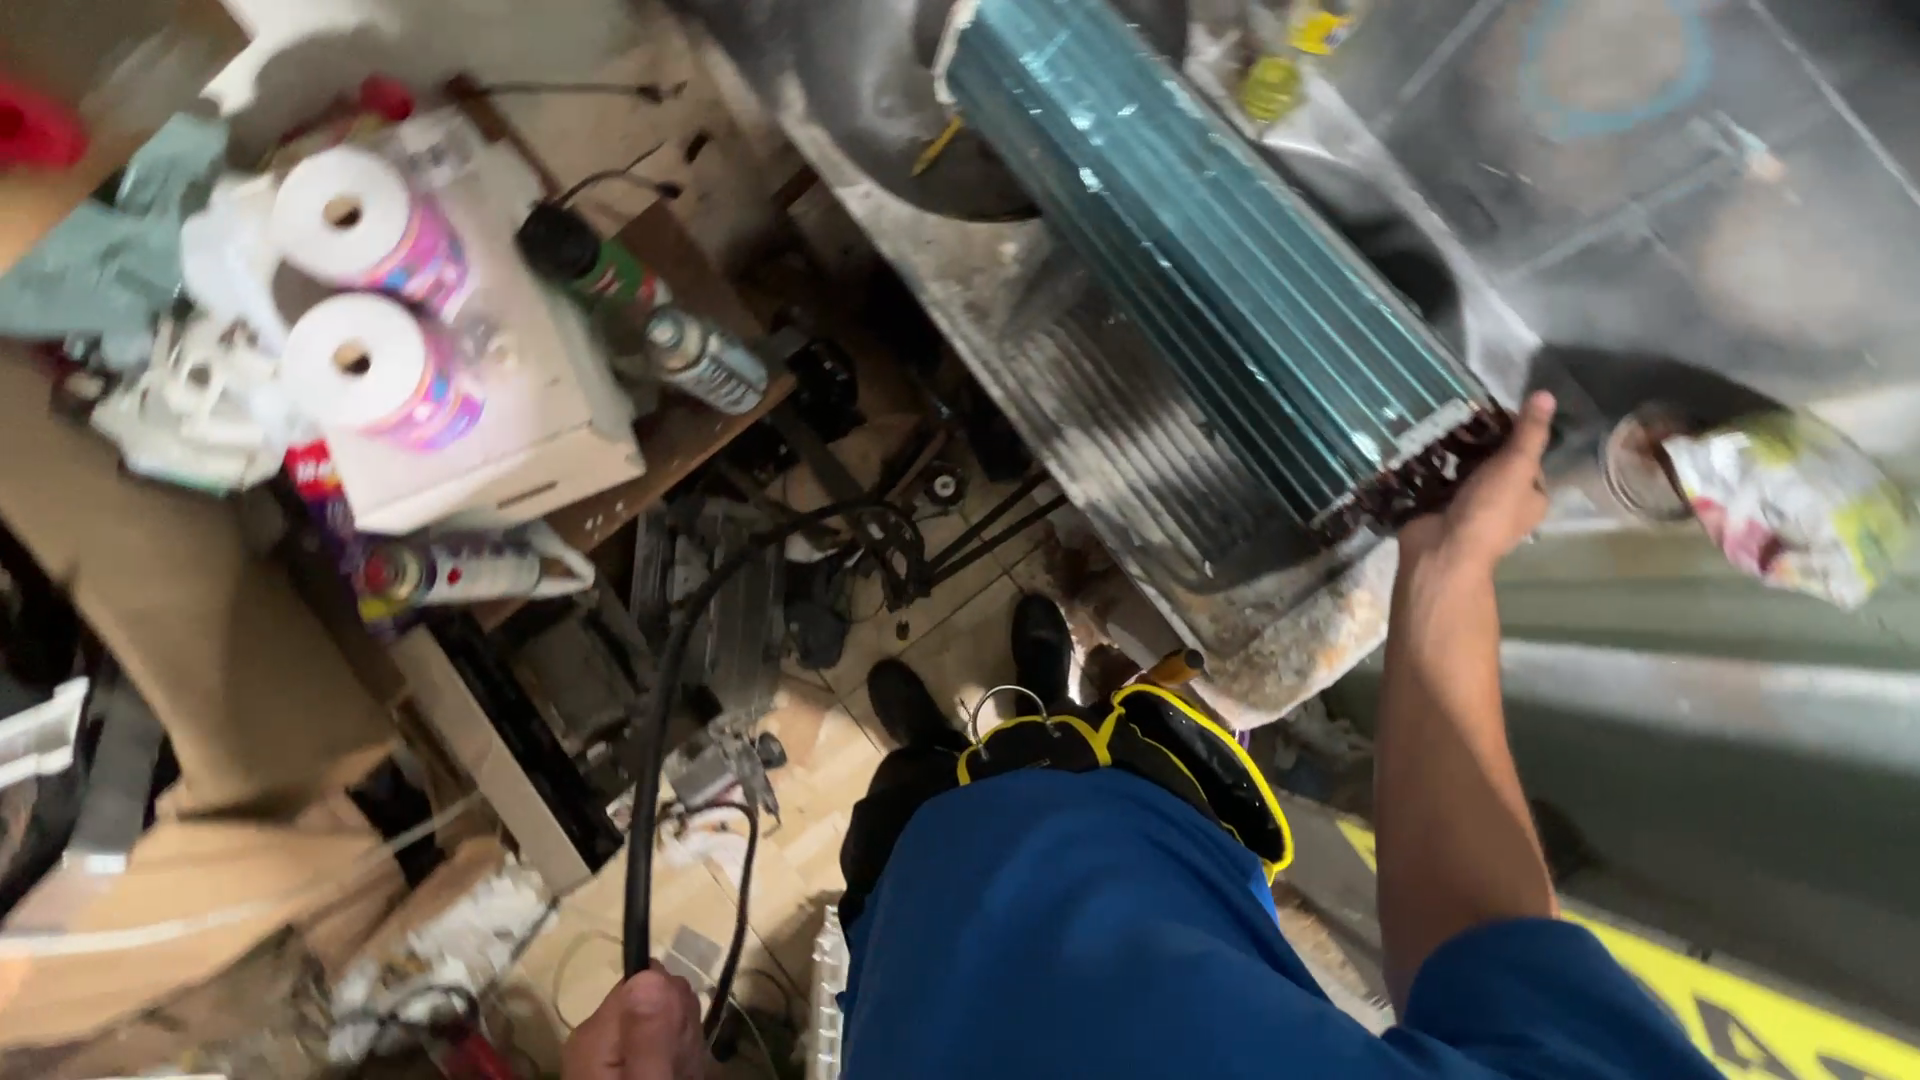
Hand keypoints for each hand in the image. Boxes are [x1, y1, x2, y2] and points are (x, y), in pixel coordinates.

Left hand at [562, 967, 708, 1079]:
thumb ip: (648, 1035)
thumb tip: (649, 972)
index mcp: (595, 1033)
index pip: (648, 978)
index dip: (675, 1006)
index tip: (678, 1046)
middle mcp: (596, 1033)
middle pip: (658, 994)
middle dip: (681, 1027)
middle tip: (679, 1070)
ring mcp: (608, 1048)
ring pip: (665, 1013)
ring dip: (682, 1043)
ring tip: (678, 1075)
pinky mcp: (620, 1059)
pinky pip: (661, 1035)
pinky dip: (676, 1056)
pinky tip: (675, 1076)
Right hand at [1399, 391, 1556, 574]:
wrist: (1442, 548)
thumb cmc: (1487, 510)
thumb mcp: (1515, 466)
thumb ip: (1529, 432)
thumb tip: (1546, 393)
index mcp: (1530, 497)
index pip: (1526, 457)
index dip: (1513, 434)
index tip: (1490, 412)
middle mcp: (1502, 503)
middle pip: (1493, 464)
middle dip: (1478, 443)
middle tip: (1458, 418)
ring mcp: (1468, 508)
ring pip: (1463, 473)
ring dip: (1451, 454)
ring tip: (1436, 427)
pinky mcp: (1439, 509)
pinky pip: (1436, 482)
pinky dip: (1430, 468)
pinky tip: (1419, 449)